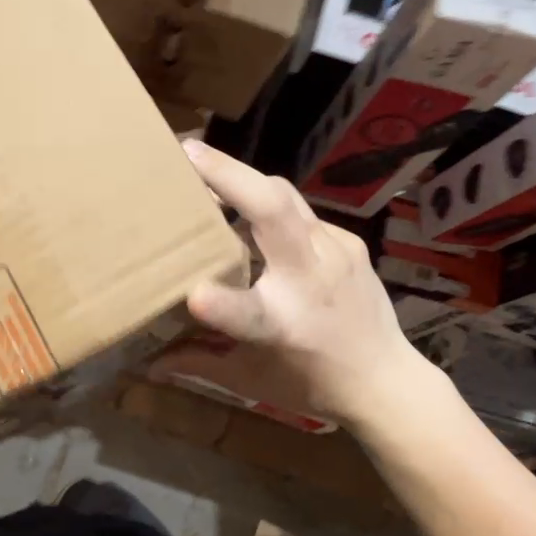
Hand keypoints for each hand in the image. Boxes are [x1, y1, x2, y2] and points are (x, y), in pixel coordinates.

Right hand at [175, 141, 437, 429]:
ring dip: (244, 180)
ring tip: (205, 168)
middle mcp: (311, 282)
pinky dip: (268, 207)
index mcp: (282, 326)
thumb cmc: (311, 384)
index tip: (194, 294)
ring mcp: (336, 253)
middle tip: (186, 152)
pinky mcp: (350, 242)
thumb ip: (196, 362)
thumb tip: (148, 364)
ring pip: (285, 198)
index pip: (247, 315)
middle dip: (230, 176)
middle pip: (275, 212)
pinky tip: (248, 214)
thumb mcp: (249, 379)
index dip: (219, 304)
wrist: (387, 380)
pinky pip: (300, 213)